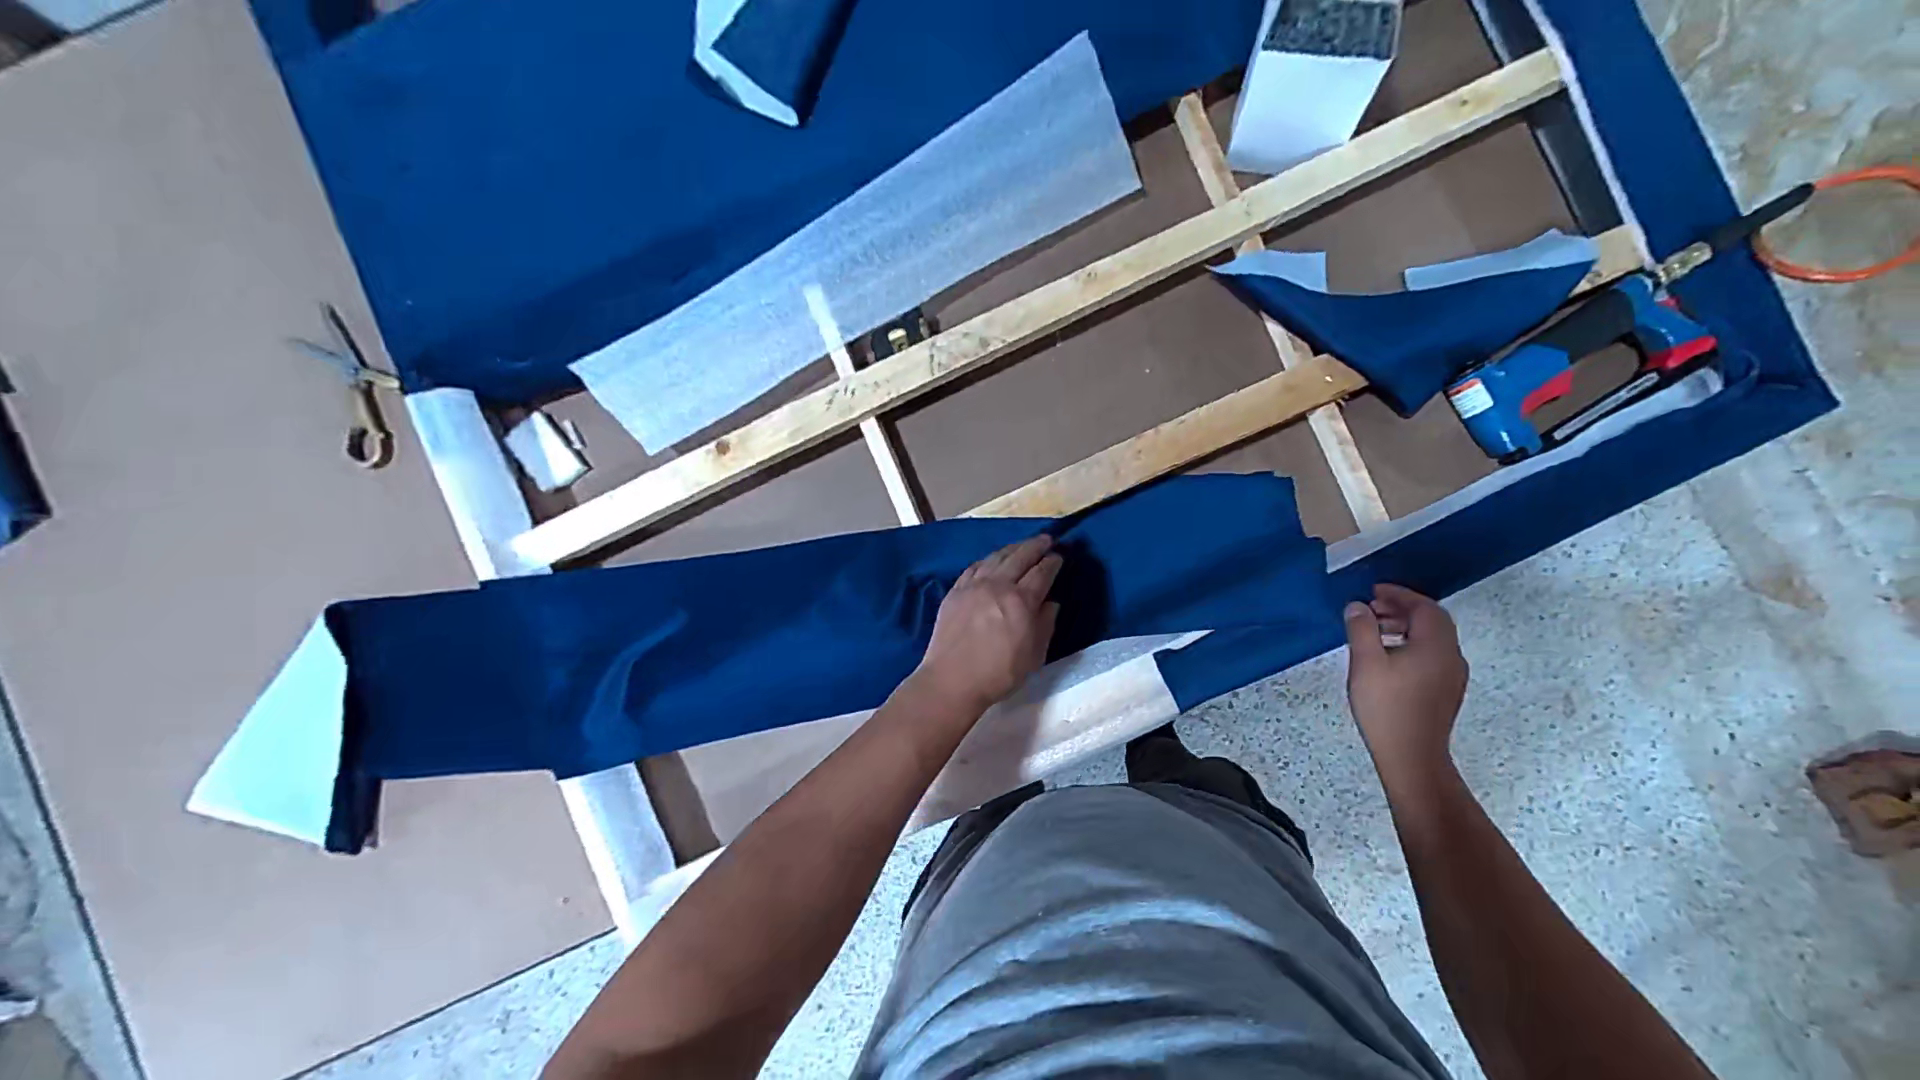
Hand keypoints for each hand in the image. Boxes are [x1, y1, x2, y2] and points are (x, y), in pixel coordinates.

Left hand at [914, 535, 1062, 714]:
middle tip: (1046, 539)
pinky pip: (974, 567)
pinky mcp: (955, 591)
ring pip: (995, 557)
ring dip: (1012, 548)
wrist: (951, 680)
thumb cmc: (998, 674)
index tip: (1059, 556)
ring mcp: (973, 586)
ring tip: (1022, 545)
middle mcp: (997, 586)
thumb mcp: (1034, 656)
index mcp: (1021, 601)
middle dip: (1035, 545)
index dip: (1053, 562)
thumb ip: (1045, 625)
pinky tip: (992, 560)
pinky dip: (988, 560)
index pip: (1042, 573)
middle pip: (1019, 557)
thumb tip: (1051, 603)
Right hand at [1343, 584, 1468, 786]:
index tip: (1374, 591)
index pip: (1424, 607)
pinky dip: (1411, 643)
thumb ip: (1361, 629)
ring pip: (1433, 638)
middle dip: (1402, 608)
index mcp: (1435, 645)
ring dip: (1406, 626)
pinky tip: (1387, 656)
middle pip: (1433, 620)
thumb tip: (1357, 606)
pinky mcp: (1446, 690)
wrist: (1411, 755)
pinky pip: (1432, 654)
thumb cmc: (1386, 706)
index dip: (1399, 594)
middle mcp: (1451, 656)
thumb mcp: (1365, 663)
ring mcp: (1452, 675)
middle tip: (1371, 608)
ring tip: (1374, 630)